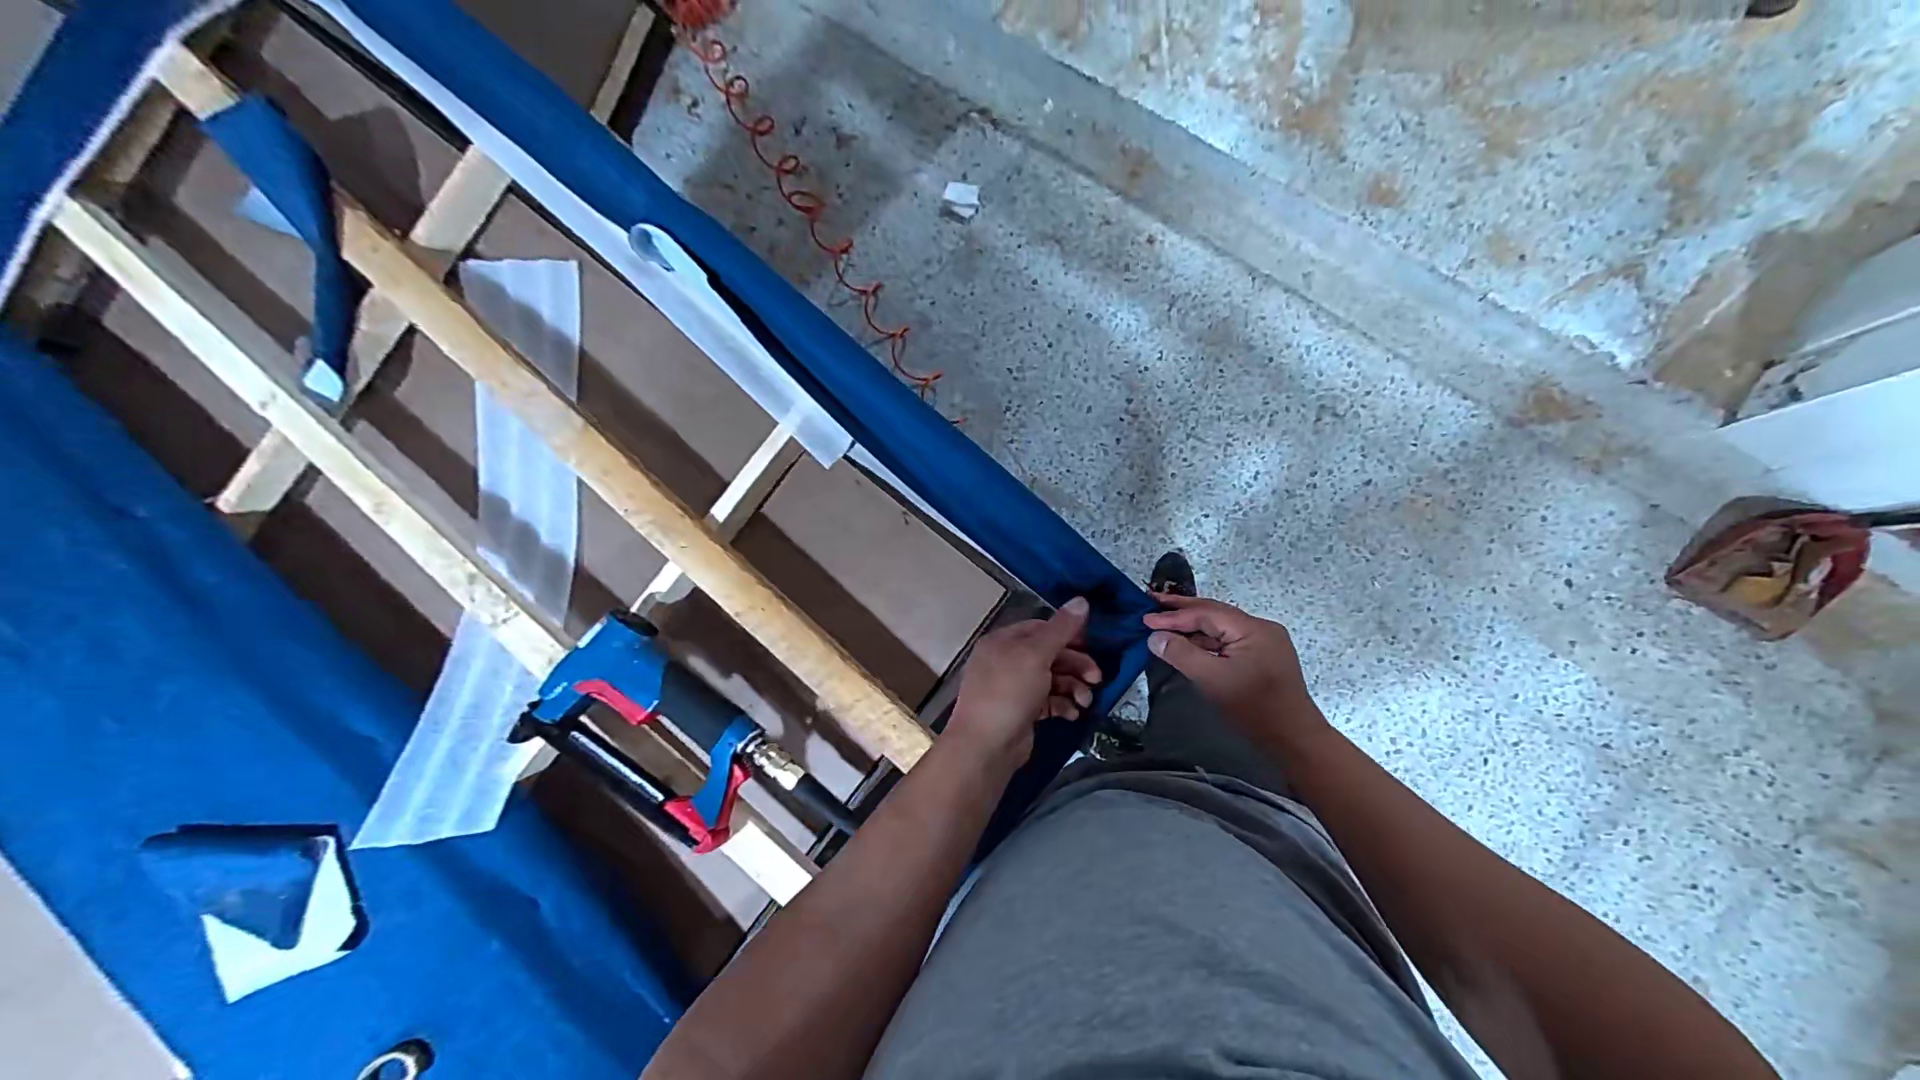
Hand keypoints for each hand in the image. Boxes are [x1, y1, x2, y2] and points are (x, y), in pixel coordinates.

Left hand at [946, 598, 1101, 763]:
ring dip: (1073, 687)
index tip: (1091, 645)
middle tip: (1097, 677)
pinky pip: (1047, 701)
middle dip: (1075, 665)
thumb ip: (1061, 629)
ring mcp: (1012, 688)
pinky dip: (1062, 704)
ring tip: (1086, 701)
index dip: (1067, 635)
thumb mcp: (1036, 655)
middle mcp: (1005, 661)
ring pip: (1051, 679)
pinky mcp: (1021, 712)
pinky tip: (1072, 714)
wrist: (987, 746)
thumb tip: (1082, 600)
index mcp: (1003, 641)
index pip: (1040, 628)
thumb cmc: (1009, 692)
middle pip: (1049, 654)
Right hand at [1142, 593, 1325, 742]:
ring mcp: (1263, 643)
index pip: (1206, 613)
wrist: (1294, 740)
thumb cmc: (1254, 709)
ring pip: (1220, 628)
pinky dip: (1204, 640)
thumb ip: (1181, 654)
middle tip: (1151, 603)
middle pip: (1215, 613)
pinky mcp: (1261, 658)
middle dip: (1182, 610)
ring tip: (1163, 622)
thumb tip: (1154, 636)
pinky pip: (1227, 641)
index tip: (1145, 618)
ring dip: (1192, 626)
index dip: (1173, 615)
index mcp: (1253, 628)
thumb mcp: (1212, 680)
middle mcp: (1260, 628)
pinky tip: (1186, 642)